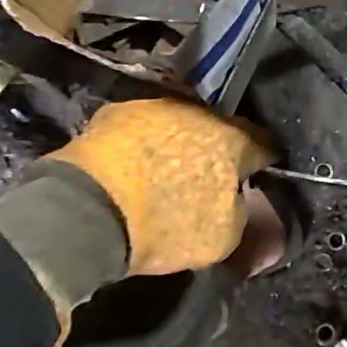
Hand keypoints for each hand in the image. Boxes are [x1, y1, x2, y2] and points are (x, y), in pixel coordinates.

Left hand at [46, 97, 272, 274]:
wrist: (80, 215)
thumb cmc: (165, 225)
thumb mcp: (222, 239)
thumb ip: (244, 216)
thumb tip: (245, 206)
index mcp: (239, 139)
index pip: (267, 146)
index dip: (264, 165)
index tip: (257, 181)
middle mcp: (203, 113)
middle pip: (223, 130)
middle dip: (220, 150)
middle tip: (211, 178)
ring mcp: (156, 108)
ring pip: (181, 125)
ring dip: (181, 143)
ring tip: (168, 171)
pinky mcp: (112, 115)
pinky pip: (141, 130)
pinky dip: (143, 145)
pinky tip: (135, 167)